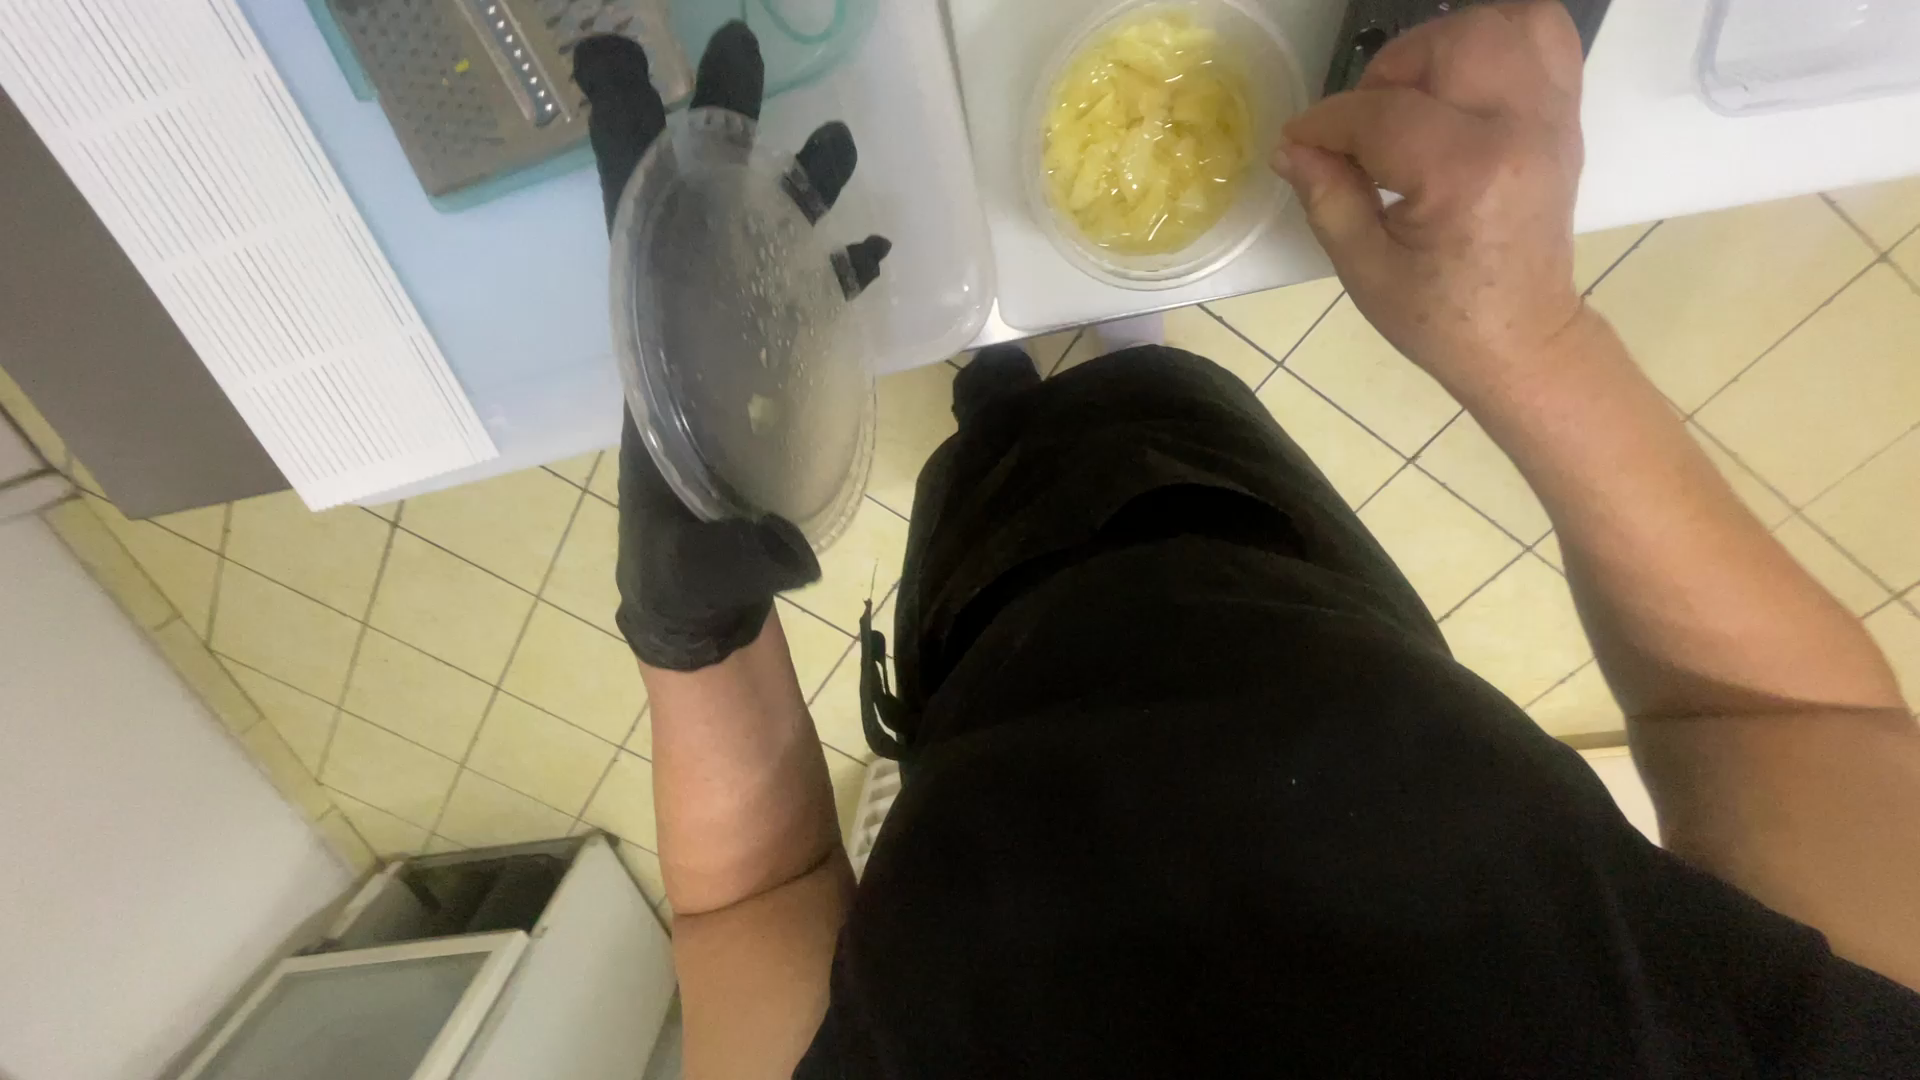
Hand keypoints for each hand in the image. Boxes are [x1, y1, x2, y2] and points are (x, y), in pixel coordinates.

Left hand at [574, 24, 885, 669]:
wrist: (706, 585)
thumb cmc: (690, 568)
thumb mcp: (703, 566)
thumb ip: (735, 556)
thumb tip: (784, 550)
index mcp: (658, 356)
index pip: (640, 238)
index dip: (635, 155)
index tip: (633, 64)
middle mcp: (694, 332)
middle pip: (706, 217)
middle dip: (722, 135)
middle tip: (748, 52)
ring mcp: (742, 348)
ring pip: (763, 249)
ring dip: (796, 193)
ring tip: (838, 142)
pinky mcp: (780, 372)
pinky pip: (807, 301)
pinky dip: (835, 268)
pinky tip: (872, 247)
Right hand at [1272, 1, 1586, 397]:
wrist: (1516, 333)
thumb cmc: (1433, 315)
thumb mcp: (1362, 267)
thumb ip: (1327, 196)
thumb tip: (1291, 147)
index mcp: (1464, 177)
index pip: (1383, 115)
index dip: (1327, 122)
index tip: (1296, 141)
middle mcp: (1520, 128)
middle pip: (1452, 44)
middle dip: (1388, 73)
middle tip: (1362, 124)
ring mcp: (1553, 114)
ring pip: (1504, 22)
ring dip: (1441, 49)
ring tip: (1408, 98)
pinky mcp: (1564, 112)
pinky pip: (1540, 36)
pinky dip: (1490, 45)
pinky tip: (1453, 89)